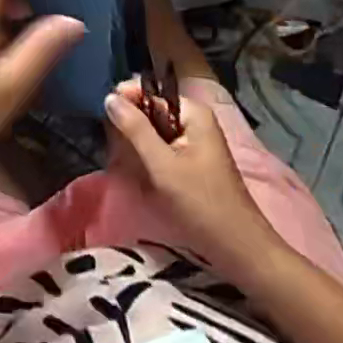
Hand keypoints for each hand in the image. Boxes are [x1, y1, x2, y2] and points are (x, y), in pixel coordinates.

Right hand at [104, 80, 279, 272]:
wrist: (238, 249)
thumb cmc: (202, 204)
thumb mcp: (163, 165)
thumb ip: (135, 129)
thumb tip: (109, 97)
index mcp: (193, 112)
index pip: (149, 92)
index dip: (125, 101)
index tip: (105, 120)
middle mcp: (194, 120)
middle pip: (149, 110)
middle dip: (130, 127)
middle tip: (116, 149)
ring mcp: (193, 141)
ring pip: (152, 131)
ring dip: (136, 145)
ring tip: (125, 163)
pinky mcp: (190, 161)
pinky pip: (160, 148)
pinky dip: (146, 158)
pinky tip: (138, 174)